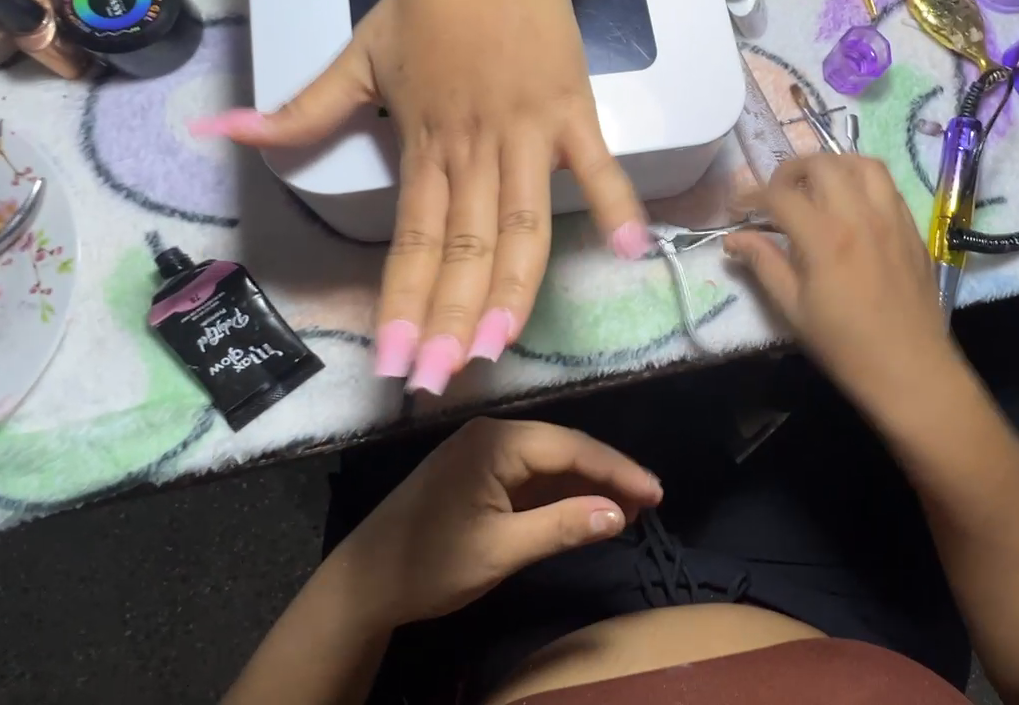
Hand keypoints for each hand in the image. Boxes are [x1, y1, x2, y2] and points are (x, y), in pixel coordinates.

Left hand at [192, 0, 649, 393]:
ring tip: (503, 345)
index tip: (394, 363)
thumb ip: (302, 110)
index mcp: (422, 143)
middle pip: (465, 247)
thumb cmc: (426, 2)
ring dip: (513, 286)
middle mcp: (472, 150)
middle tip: (441, 379)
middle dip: (452, 317)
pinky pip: (596, 164)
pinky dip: (615, 203)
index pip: (413, 240)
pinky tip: (631, 251)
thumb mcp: (356, 56)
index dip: (404, 304)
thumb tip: (222, 136)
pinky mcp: (571, 110)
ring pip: (521, 222)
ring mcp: (526, 132)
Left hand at [333, 418, 661, 627]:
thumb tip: (620, 513)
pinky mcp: (479, 472)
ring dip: (587, 486)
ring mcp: (485, 451)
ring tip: (628, 511)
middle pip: (565, 449)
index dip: (618, 470)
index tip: (657, 493)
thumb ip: (562, 526)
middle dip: (607, 476)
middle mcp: (494, 434)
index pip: (572, 447)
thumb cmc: (429, 564)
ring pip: (551, 463)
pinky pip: (531, 476)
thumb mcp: (501, 549)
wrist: (361, 584)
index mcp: (496, 441)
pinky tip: (586, 510)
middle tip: (649, 504)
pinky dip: (561, 494)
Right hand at [724, 155, 960, 408]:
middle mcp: (860, 215)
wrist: (910, 370)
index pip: (780, 194)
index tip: (738, 206)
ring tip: (816, 186)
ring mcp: (891, 217)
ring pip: (861, 163)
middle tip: (777, 194)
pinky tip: (851, 202)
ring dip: (832, 165)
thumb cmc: (844, 346)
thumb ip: (763, 264)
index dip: (752, 194)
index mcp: (825, 237)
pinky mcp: (912, 228)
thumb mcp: (793, 309)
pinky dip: (862, 180)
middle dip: (791, 170)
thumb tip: (733, 238)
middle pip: (822, 164)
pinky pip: (887, 184)